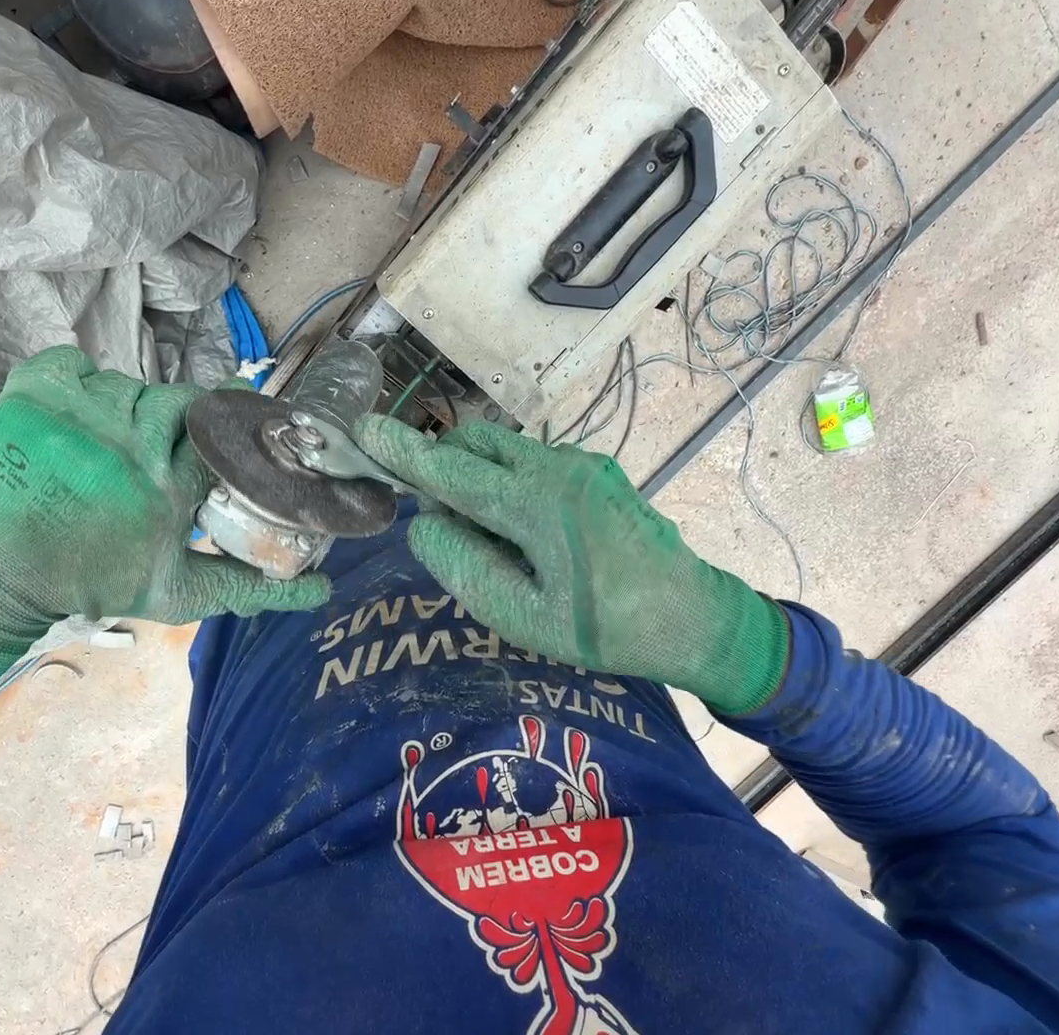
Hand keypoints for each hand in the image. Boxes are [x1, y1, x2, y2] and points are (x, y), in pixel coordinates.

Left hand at [0, 347, 328, 705]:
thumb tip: (322, 588)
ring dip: (127, 410)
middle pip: (179, 402)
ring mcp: (79, 416)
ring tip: (114, 444)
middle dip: (178, 421)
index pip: (223, 432)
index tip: (229, 429)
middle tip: (161, 446)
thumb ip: (253, 588)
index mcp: (171, 490)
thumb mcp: (183, 592)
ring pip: (129, 386)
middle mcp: (132, 445)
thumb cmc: (96, 582)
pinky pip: (72, 363)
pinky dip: (78, 383)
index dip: (231, 426)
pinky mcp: (30, 395)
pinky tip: (77, 419)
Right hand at [354, 417, 788, 714]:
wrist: (695, 618)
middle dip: (441, 464)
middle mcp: (558, 468)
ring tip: (489, 538)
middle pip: (475, 442)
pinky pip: (531, 461)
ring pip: (504, 448)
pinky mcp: (596, 471)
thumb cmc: (607, 629)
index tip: (363, 427)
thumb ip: (464, 565)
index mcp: (537, 504)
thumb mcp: (523, 616)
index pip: (451, 470)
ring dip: (475, 476)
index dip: (402, 451)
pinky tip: (525, 534)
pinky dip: (506, 481)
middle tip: (439, 518)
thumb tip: (424, 523)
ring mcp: (582, 464)